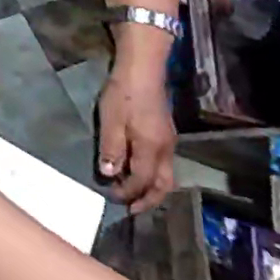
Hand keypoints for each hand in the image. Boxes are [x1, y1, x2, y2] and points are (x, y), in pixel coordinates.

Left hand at [96, 64, 175, 213]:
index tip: (113, 198)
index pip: (143, 181)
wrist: (142, 71)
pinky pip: (164, 164)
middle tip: (132, 209)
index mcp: (152, 149)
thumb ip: (112, 149)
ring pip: (167, 175)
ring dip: (153, 189)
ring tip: (135, 194)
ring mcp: (169, 141)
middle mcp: (166, 150)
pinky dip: (153, 175)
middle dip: (149, 200)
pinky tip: (139, 171)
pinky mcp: (166, 133)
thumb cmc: (123, 95)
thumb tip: (110, 175)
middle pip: (163, 184)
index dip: (129, 192)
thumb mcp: (111, 121)